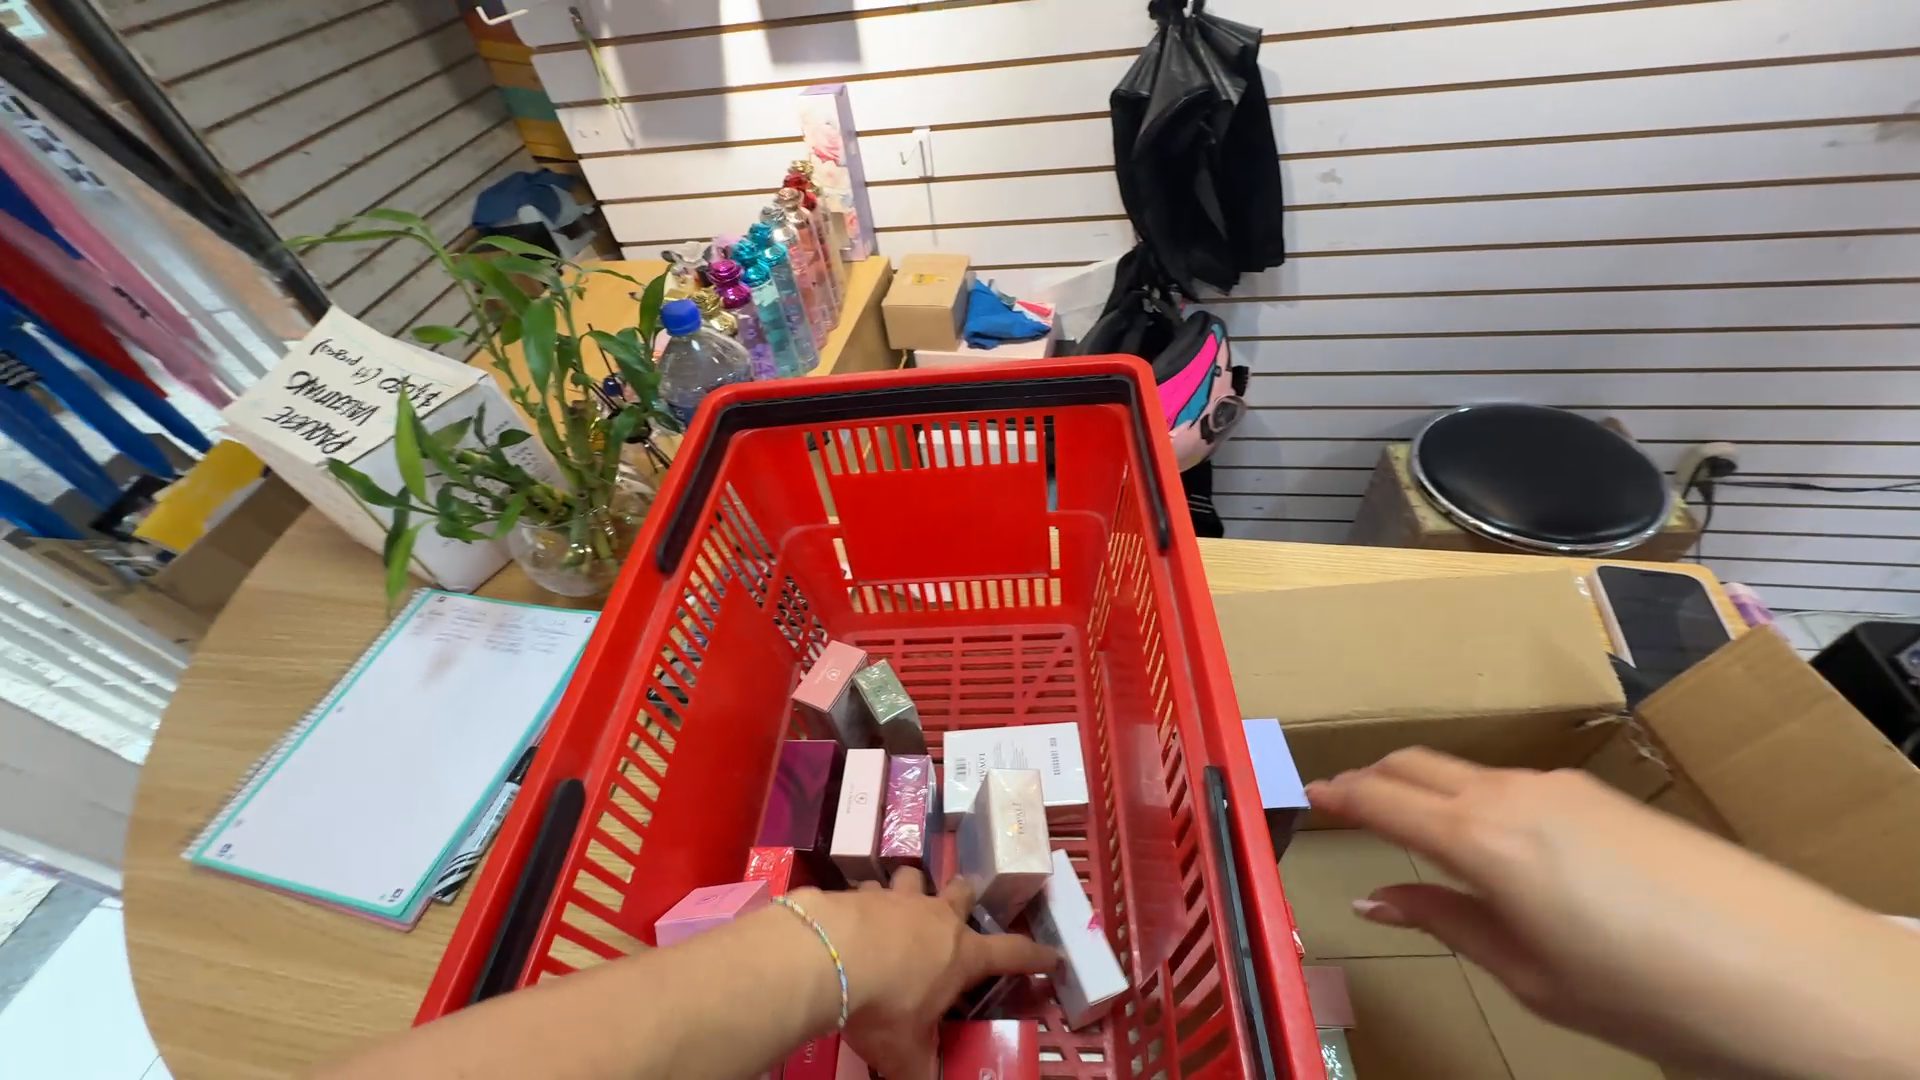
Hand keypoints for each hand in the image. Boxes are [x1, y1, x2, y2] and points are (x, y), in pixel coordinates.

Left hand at [799, 871, 1057, 1079]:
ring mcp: (898, 897)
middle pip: (962, 891)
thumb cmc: (884, 1006)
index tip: (1053, 955)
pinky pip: (867, 890)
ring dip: (910, 890)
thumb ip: (920, 1070)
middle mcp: (935, 916)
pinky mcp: (861, 891)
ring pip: (914, 878)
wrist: (831, 956)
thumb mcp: (905, 1054)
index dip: (1034, 956)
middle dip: (964, 898)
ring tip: (898, 906)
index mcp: (960, 954)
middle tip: (957, 909)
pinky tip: (851, 917)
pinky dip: (863, 902)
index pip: (1011, 952)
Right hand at [1307, 748, 1919, 1079]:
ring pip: (1455, 768)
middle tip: (1342, 802)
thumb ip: (1446, 922)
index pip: (1379, 801)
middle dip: (1366, 778)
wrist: (1809, 979)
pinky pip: (1503, 778)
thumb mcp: (1533, 976)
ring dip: (1416, 783)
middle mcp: (1504, 794)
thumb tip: (1375, 899)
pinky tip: (1486, 831)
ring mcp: (1552, 784)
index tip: (1306, 795)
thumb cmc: (1652, 996)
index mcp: (1478, 842)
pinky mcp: (1592, 788)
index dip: (1336, 796)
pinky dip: (1466, 792)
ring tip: (1407, 818)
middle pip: (1409, 764)